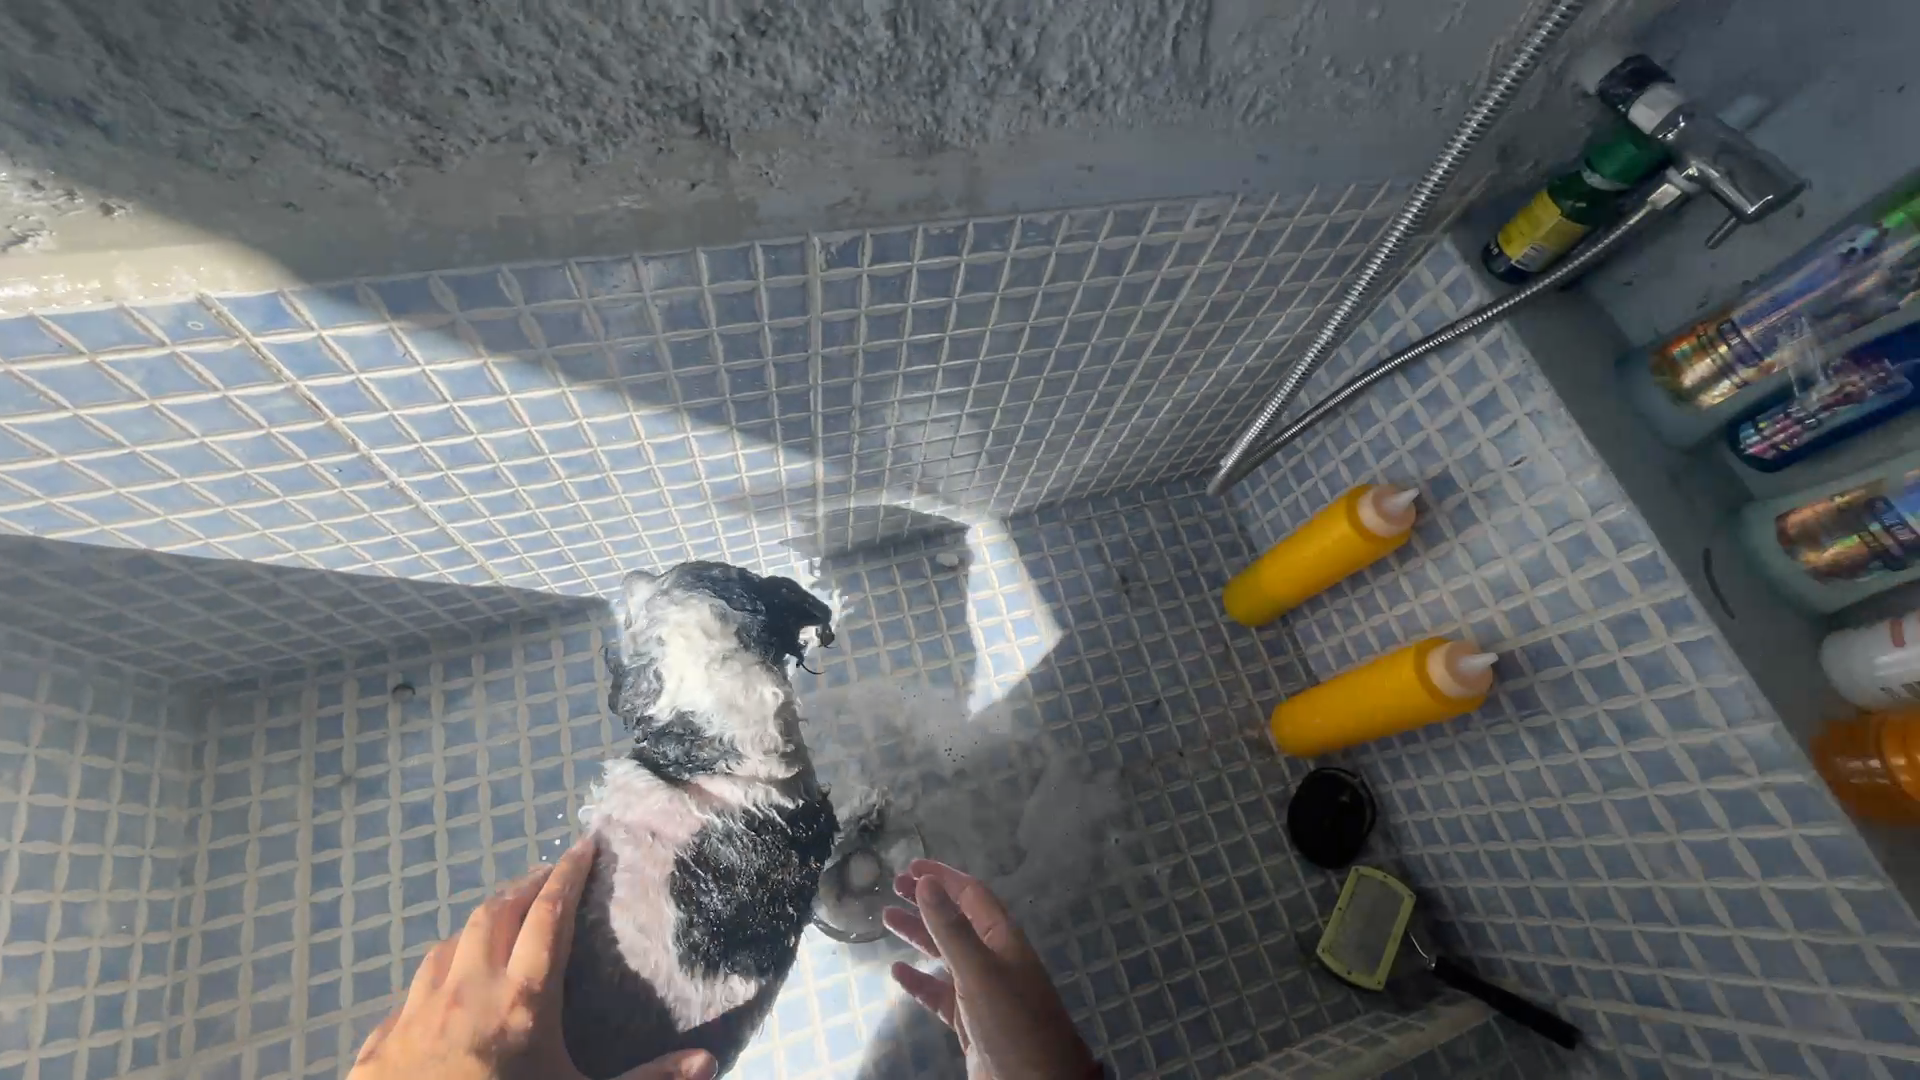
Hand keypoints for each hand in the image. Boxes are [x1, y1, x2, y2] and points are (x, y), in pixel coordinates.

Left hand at [349, 837, 715, 1079]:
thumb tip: (709, 1062)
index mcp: (521, 1001)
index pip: (550, 913)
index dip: (570, 872)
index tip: (587, 843)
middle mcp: (465, 995)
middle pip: (496, 913)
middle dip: (526, 886)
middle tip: (552, 879)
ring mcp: (413, 1020)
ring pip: (448, 945)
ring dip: (480, 925)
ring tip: (503, 923)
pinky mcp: (374, 1052)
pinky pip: (409, 995)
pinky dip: (437, 977)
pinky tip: (446, 993)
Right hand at [882, 860, 1098, 1079]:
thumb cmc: (1013, 1020)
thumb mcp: (979, 970)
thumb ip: (951, 928)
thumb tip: (926, 882)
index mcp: (1002, 937)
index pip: (970, 893)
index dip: (943, 876)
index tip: (911, 866)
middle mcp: (992, 957)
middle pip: (955, 918)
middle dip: (927, 900)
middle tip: (895, 886)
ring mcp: (981, 990)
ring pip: (945, 953)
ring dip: (918, 934)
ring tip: (887, 919)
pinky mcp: (970, 1021)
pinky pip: (940, 993)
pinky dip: (919, 981)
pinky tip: (898, 973)